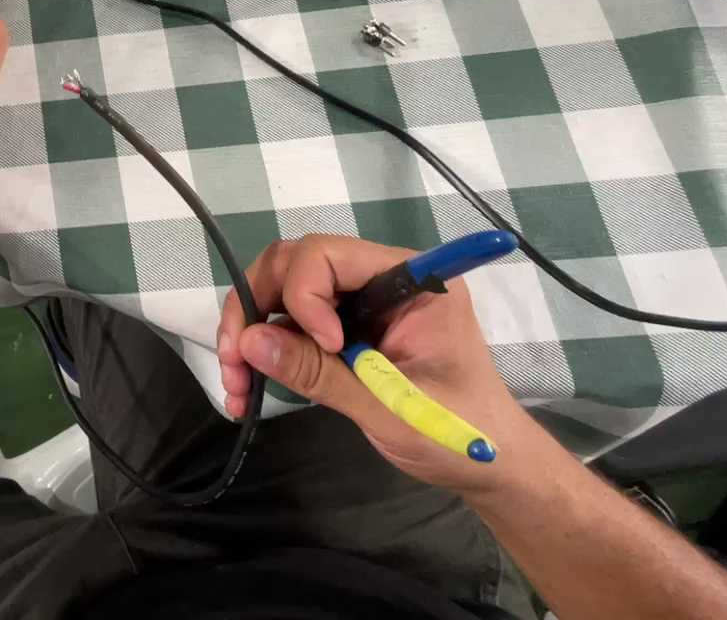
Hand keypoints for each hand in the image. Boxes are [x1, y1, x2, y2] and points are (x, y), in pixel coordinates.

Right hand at [215, 234, 551, 497]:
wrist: (491, 472)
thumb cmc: (464, 438)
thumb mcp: (394, 409)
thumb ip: (322, 374)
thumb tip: (251, 343)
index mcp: (409, 280)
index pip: (326, 253)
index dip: (305, 293)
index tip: (324, 347)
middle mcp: (372, 279)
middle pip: (288, 264)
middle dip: (254, 307)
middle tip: (236, 357)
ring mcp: (349, 301)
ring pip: (274, 289)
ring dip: (247, 331)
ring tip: (236, 381)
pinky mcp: (332, 326)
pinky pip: (279, 321)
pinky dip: (257, 349)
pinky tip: (245, 387)